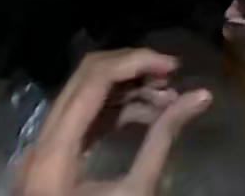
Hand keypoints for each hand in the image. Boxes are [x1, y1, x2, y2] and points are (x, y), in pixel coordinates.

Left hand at [17, 50, 211, 195]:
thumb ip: (164, 137)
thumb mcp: (135, 193)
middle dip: (134, 68)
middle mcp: (41, 142)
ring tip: (168, 99)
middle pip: (88, 75)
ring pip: (88, 91)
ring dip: (130, 87)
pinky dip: (119, 107)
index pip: (95, 79)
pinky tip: (150, 114)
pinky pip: (86, 115)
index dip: (137, 62)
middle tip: (170, 75)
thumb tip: (203, 95)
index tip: (174, 67)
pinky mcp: (54, 159)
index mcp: (54, 152)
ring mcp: (44, 151)